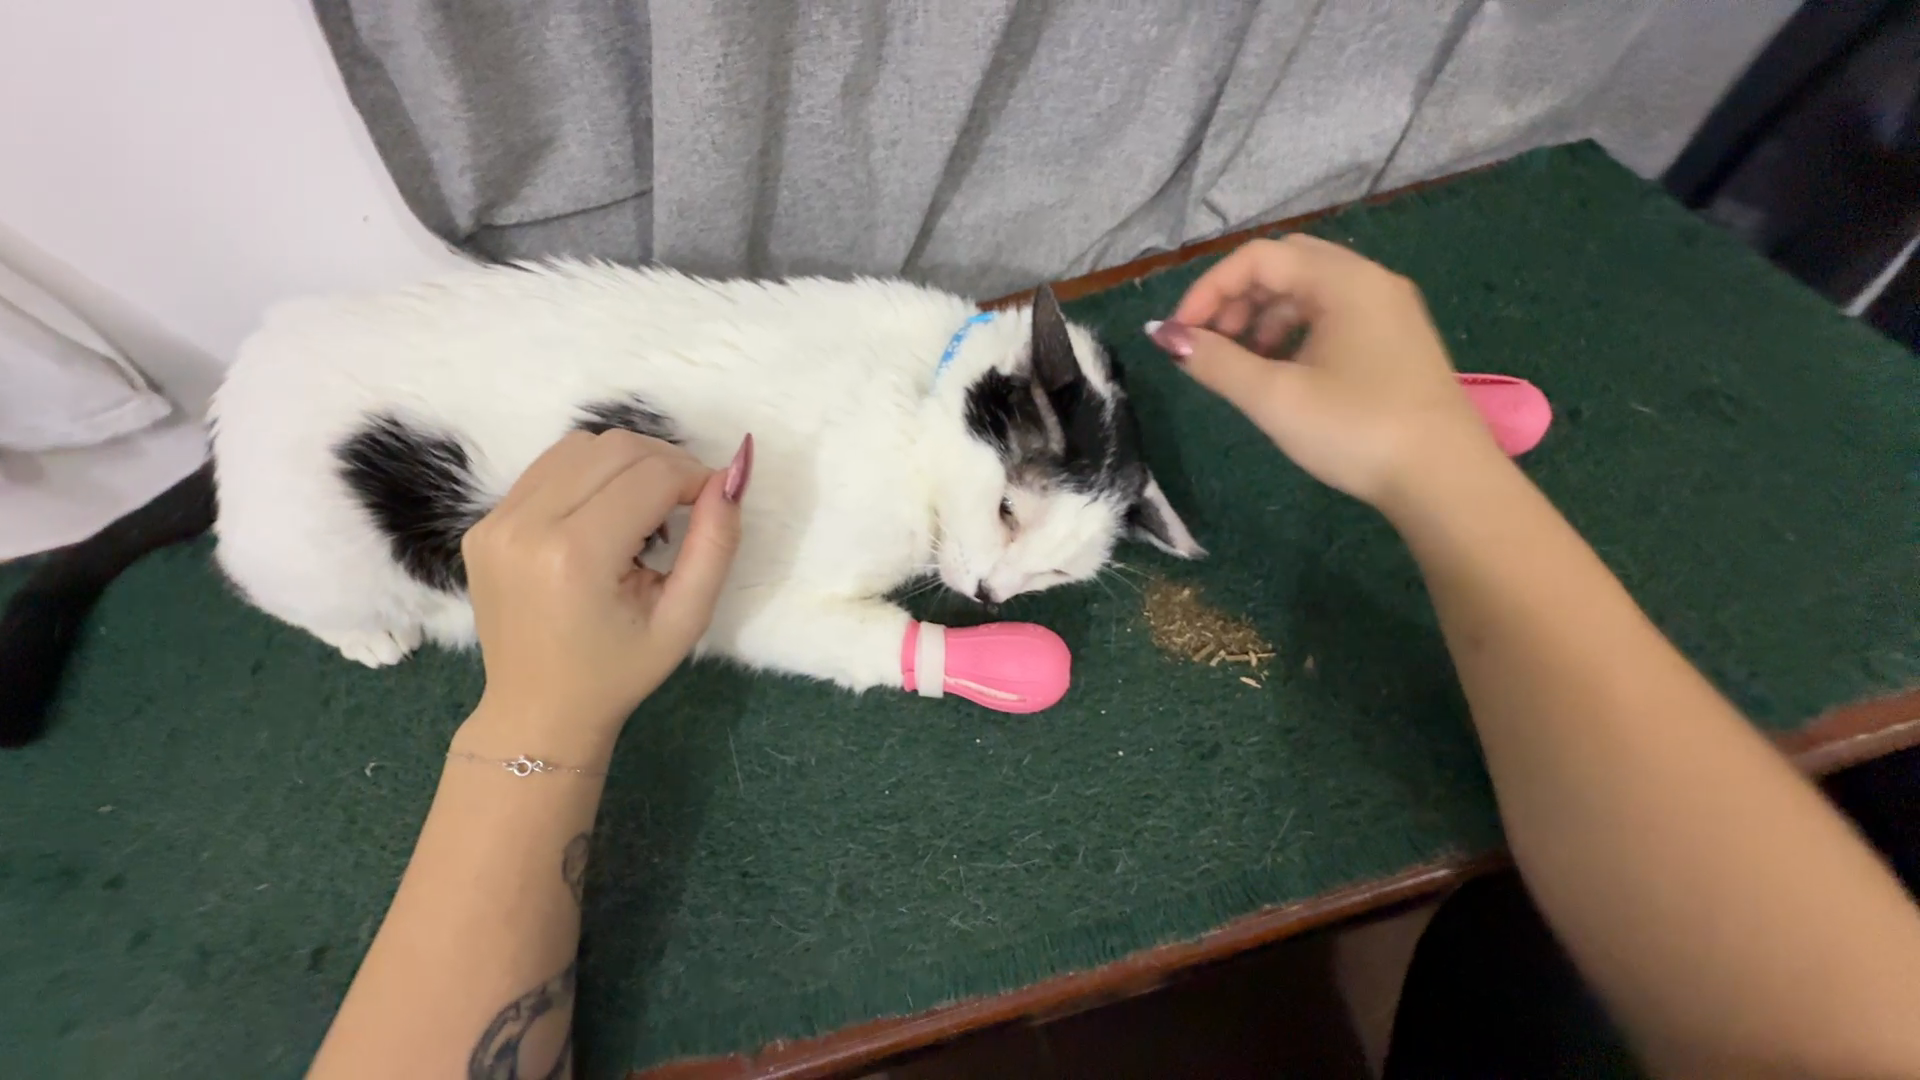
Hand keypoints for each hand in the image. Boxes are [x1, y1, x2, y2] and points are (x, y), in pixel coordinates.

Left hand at [459, 430, 749, 744]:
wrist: (540, 708)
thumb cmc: (621, 671)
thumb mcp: (687, 617)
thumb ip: (716, 544)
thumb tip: (732, 475)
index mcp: (576, 556)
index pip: (651, 475)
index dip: (696, 477)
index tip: (715, 503)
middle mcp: (526, 526)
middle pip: (616, 448)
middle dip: (667, 463)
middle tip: (690, 504)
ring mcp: (497, 521)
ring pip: (581, 446)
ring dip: (629, 464)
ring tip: (649, 511)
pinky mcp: (486, 523)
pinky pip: (550, 467)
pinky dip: (593, 474)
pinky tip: (609, 515)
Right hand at [1147, 235, 1499, 507]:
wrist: (1442, 478)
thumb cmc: (1354, 428)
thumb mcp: (1274, 397)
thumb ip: (1216, 362)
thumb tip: (1165, 338)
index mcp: (1343, 281)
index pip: (1259, 258)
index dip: (1208, 290)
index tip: (1178, 335)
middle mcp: (1368, 282)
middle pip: (1285, 266)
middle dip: (1235, 299)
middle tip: (1208, 344)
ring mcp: (1385, 311)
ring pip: (1307, 293)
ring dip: (1261, 317)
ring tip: (1239, 363)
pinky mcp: (1392, 341)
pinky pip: (1329, 317)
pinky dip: (1291, 334)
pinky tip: (1279, 372)